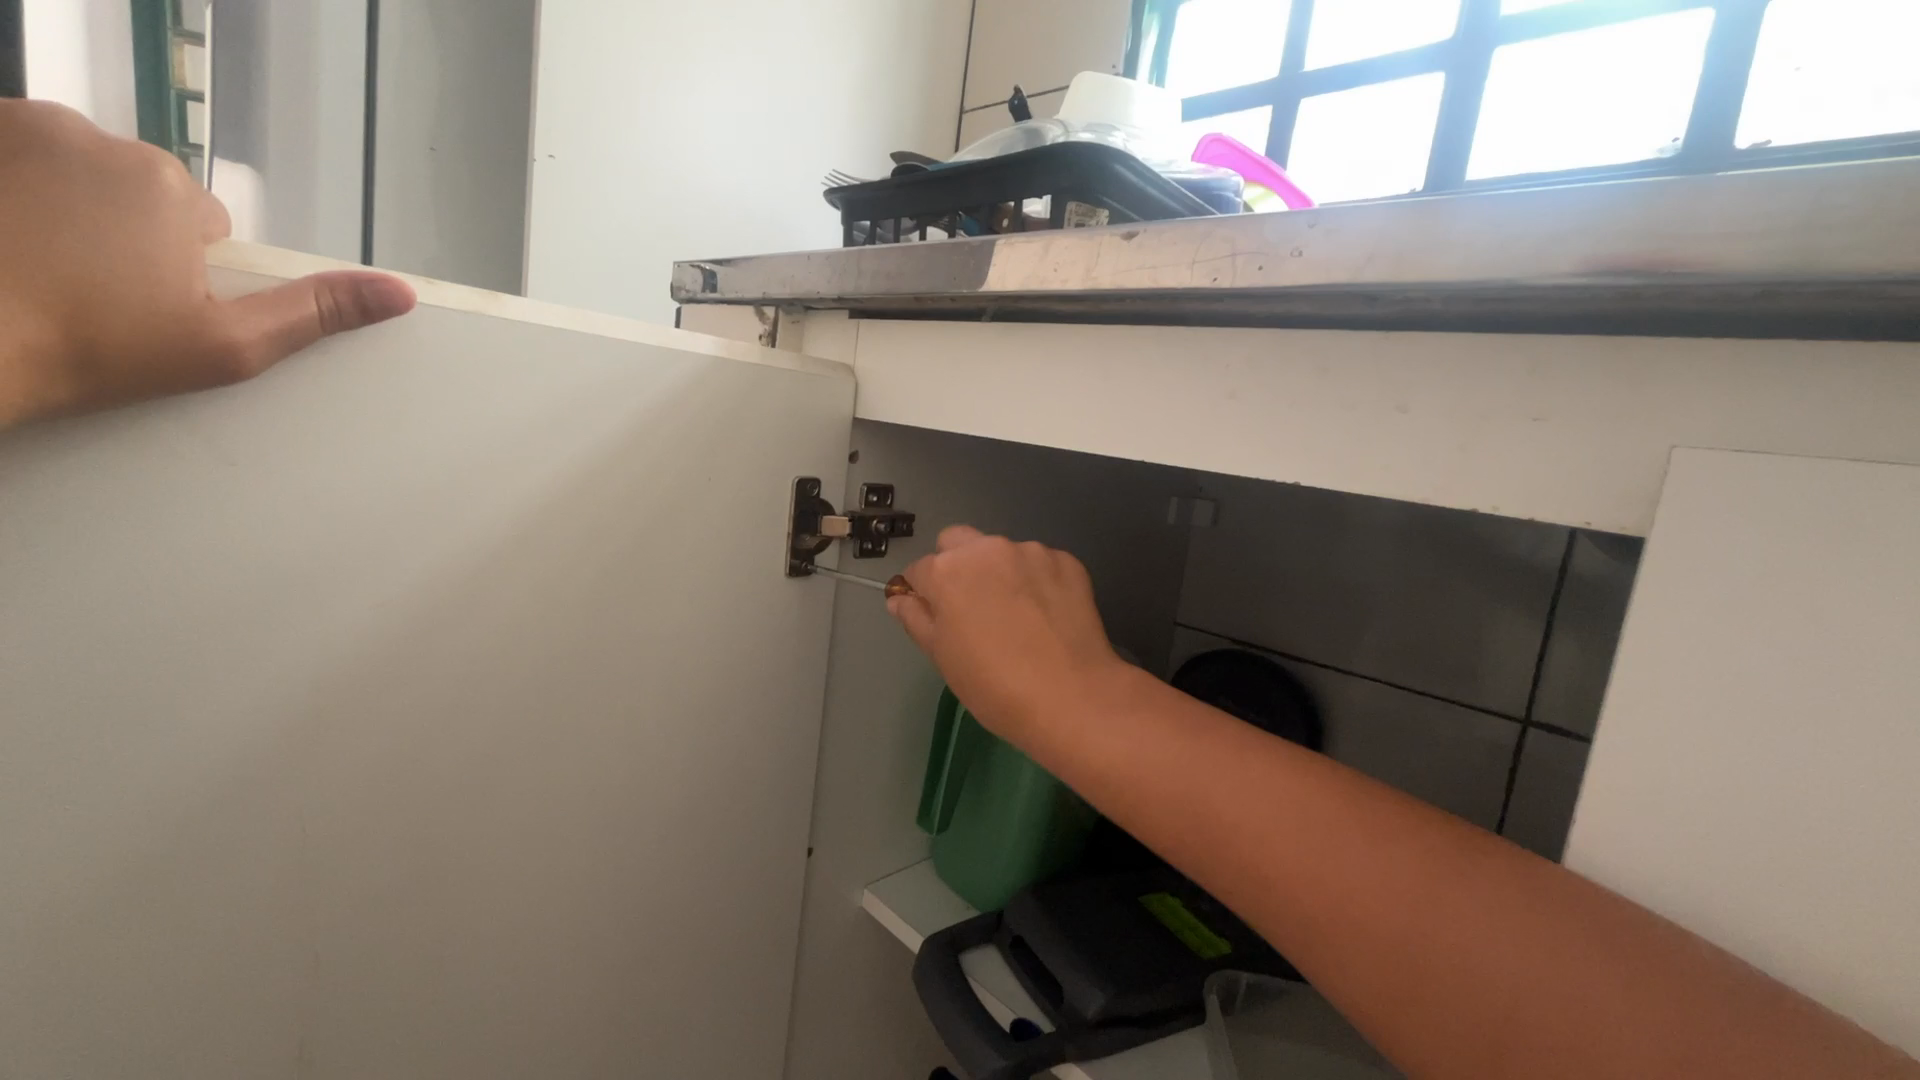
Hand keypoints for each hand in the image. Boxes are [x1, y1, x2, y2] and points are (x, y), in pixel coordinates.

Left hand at [0, 101, 415, 428]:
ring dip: (67, 211)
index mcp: (166, 185)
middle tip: (98, 293)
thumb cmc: (91, 347)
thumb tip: (399, 293)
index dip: (184, 268)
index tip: (146, 302)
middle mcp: (88, 137)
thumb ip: (318, 311)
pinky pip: (14, 162)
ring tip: (41, 269)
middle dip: (127, 234)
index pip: (202, 222)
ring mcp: (9, 128)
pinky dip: (14, 195)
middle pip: (136, 191)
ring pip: (71, 173)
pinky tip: (8, 243)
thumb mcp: (230, 344)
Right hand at [888, 526, 1130, 740]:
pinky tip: (1047, 616)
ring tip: (1018, 617)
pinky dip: (1037, 581)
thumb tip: (899, 599)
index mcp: (947, 571)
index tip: (938, 619)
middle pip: (958, 543)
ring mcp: (1031, 552)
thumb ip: (917, 619)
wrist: (1071, 696)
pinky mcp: (1067, 562)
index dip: (924, 594)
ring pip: (1002, 552)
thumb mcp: (942, 657)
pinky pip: (1040, 564)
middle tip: (973, 608)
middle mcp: (986, 549)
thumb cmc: (993, 685)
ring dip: (1000, 573)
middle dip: (957, 566)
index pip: (919, 570)